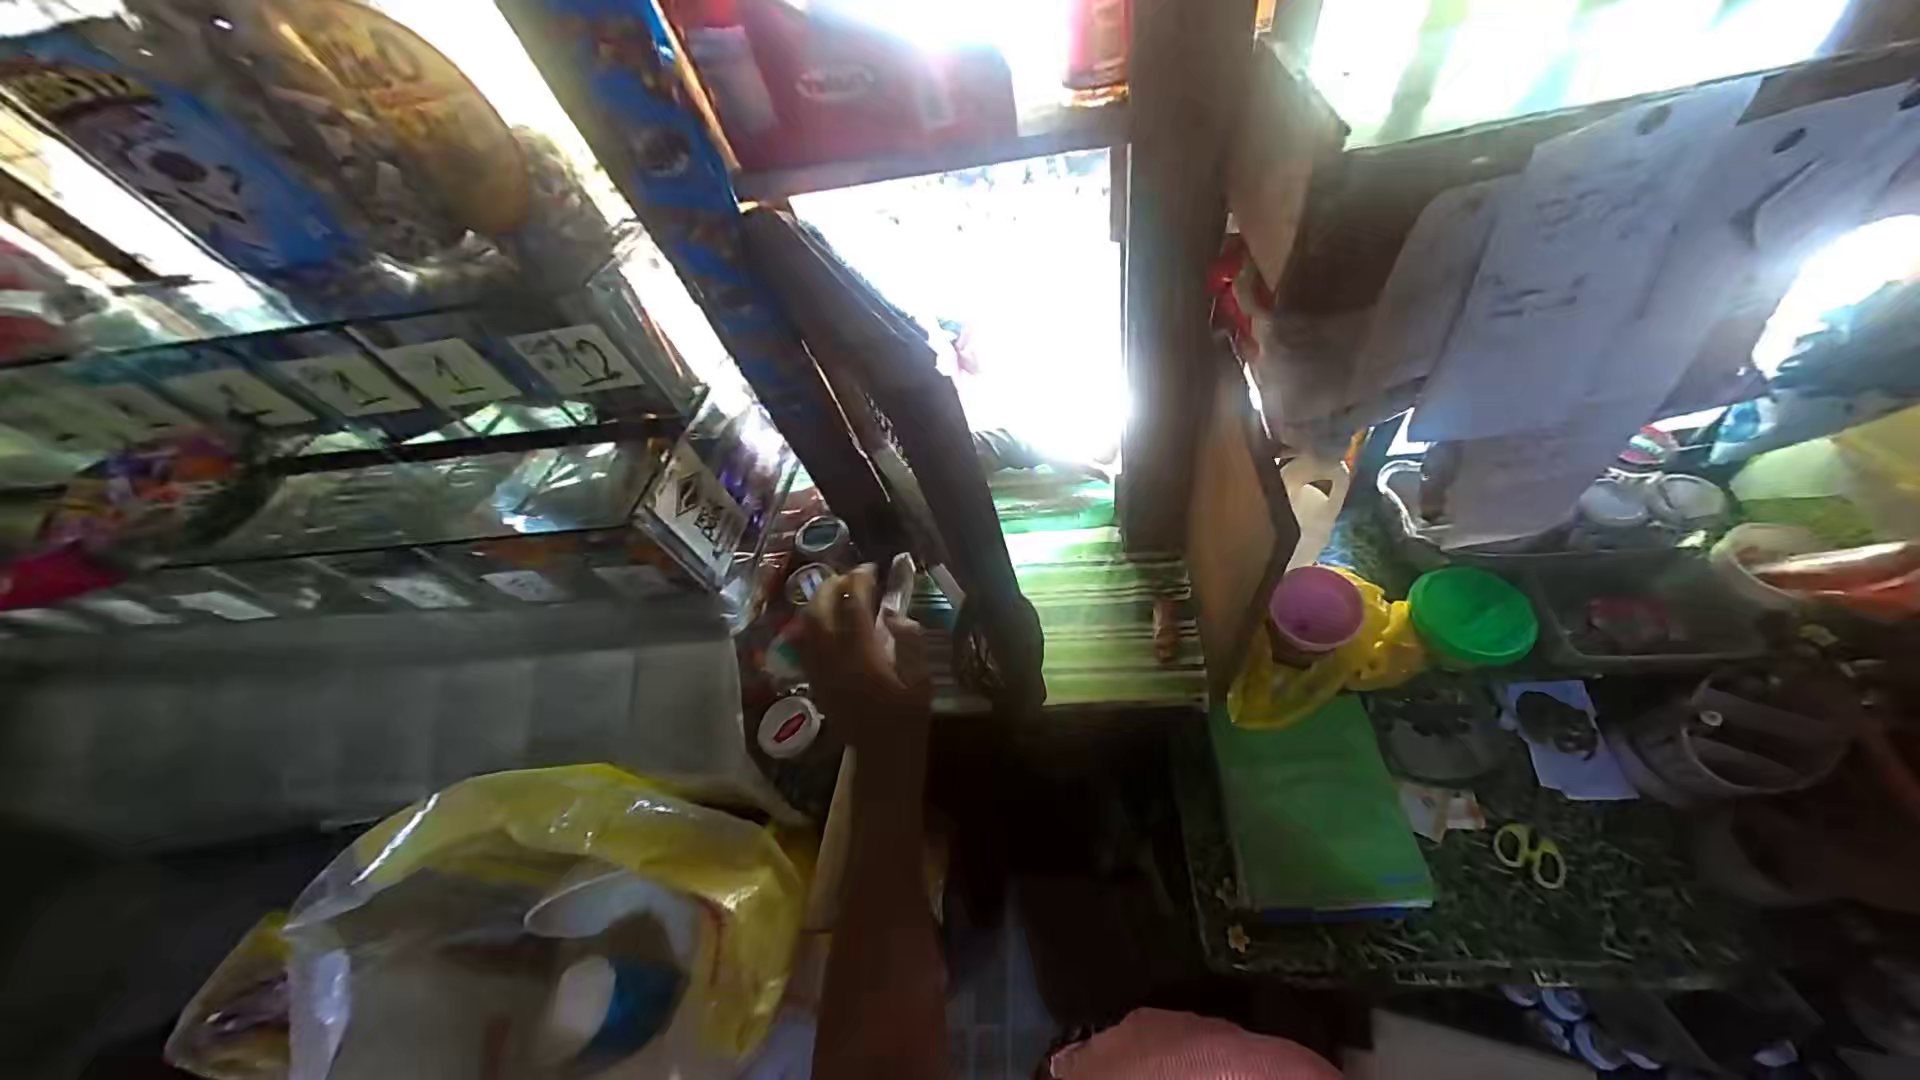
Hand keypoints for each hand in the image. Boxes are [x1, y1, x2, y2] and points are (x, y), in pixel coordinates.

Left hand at [796, 564, 931, 763]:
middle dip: (833, 585)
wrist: (881, 754)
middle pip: (820, 610)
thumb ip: (911, 642)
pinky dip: (811, 622)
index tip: (870, 567)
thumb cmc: (907, 717)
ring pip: (806, 625)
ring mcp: (818, 670)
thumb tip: (892, 613)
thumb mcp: (922, 680)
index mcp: (863, 658)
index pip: (853, 607)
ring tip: (838, 591)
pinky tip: (825, 617)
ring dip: (818, 601)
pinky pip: (803, 643)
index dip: (859, 581)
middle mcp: (833, 660)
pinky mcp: (813, 680)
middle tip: (852, 576)